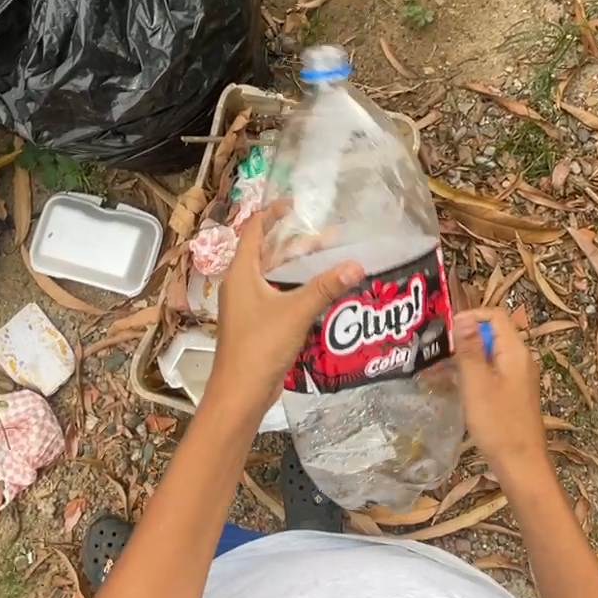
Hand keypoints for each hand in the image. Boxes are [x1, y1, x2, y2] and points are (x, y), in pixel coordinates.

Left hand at [201, 201, 363, 421]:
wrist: (241, 393)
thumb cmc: (260, 346)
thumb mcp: (295, 312)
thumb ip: (325, 287)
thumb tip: (356, 265)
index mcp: (241, 273)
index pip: (254, 230)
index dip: (272, 213)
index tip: (295, 204)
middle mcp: (241, 284)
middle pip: (267, 252)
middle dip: (295, 241)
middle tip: (327, 233)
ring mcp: (248, 306)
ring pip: (274, 275)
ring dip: (298, 265)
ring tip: (329, 257)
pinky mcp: (257, 324)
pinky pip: (278, 295)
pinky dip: (296, 287)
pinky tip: (320, 290)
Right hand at [451, 309, 550, 481]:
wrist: (521, 465)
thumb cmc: (497, 423)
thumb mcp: (476, 382)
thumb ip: (470, 348)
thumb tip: (462, 316)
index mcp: (515, 352)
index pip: (495, 315)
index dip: (469, 316)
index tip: (445, 331)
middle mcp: (519, 360)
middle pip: (491, 334)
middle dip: (462, 338)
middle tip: (434, 350)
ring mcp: (516, 378)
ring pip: (488, 355)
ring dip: (463, 358)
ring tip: (435, 368)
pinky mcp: (511, 394)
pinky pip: (489, 373)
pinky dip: (470, 374)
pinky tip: (449, 385)